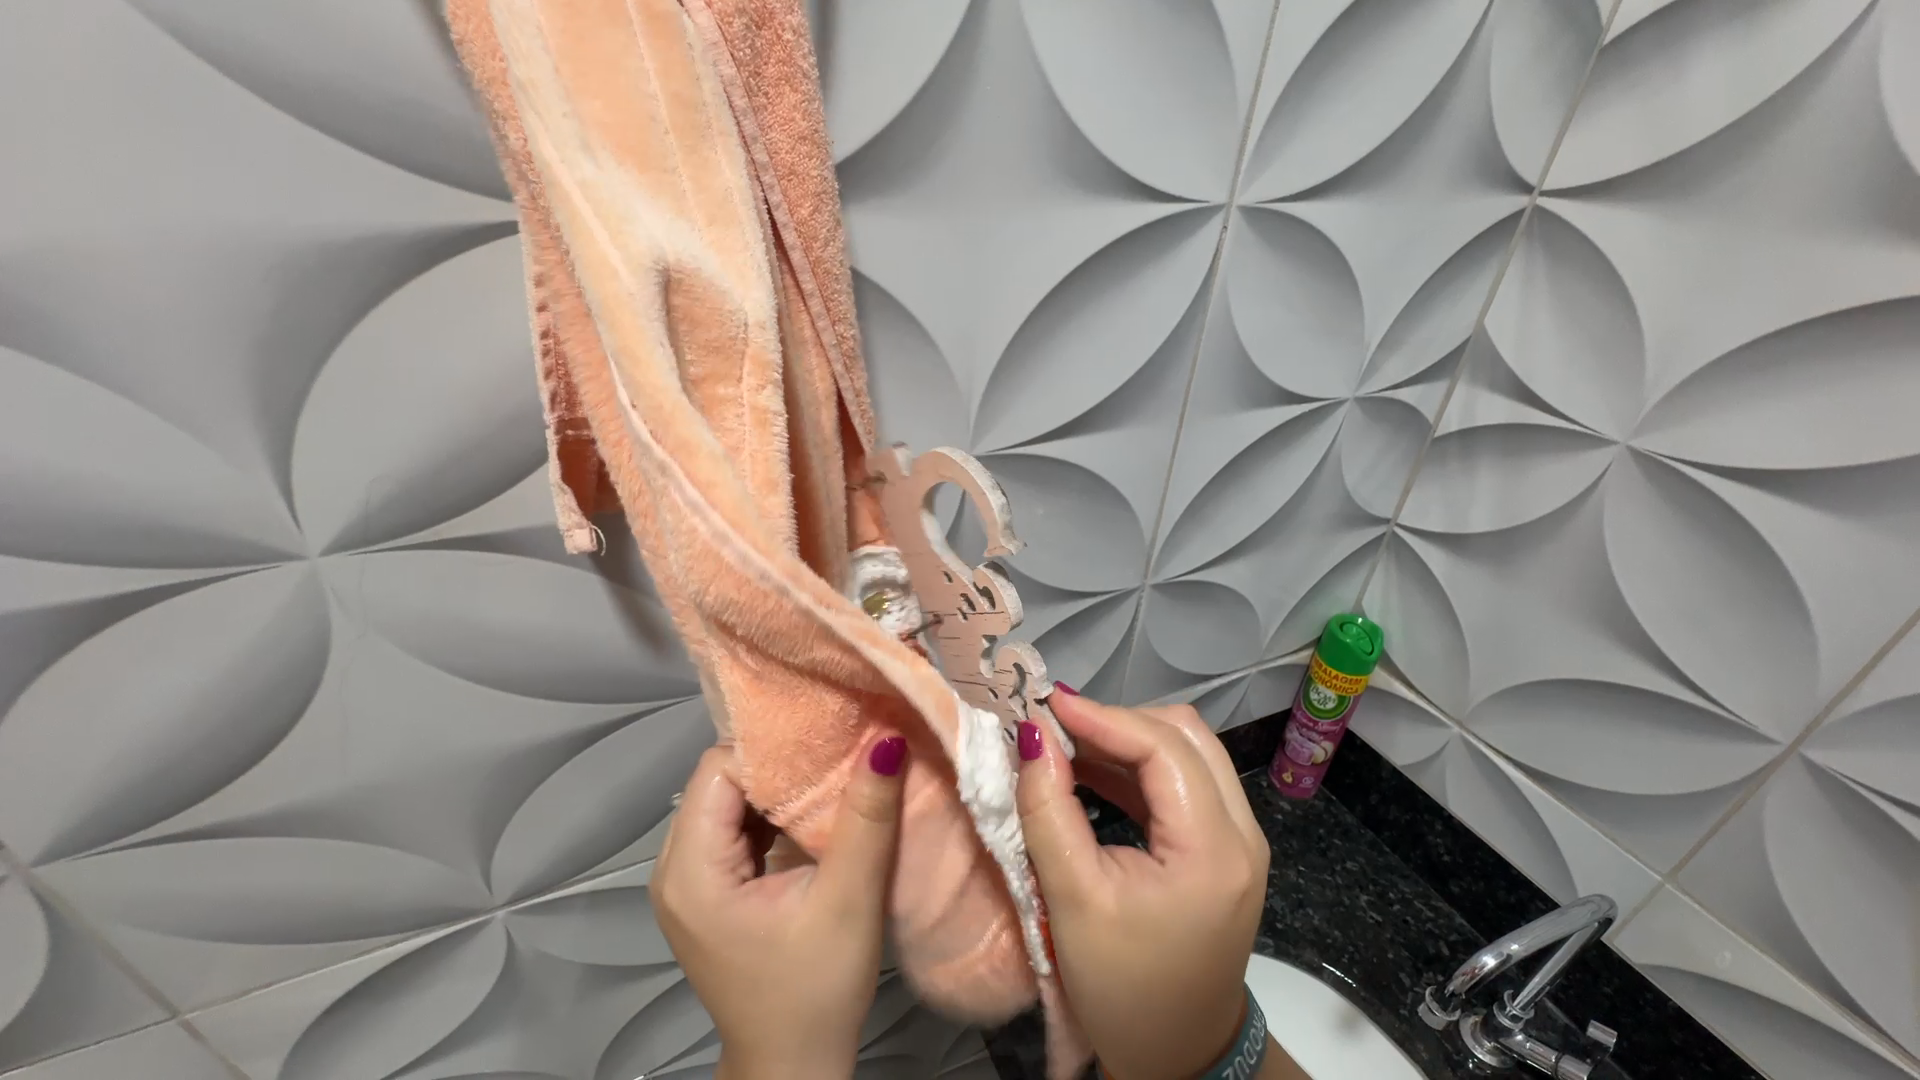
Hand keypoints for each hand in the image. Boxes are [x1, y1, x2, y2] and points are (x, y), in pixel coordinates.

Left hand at [655, 736, 908, 1079]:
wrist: (794, 1065)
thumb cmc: (818, 988)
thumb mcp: (850, 899)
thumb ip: (866, 816)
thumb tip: (886, 738)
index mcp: (692, 871)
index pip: (719, 770)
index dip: (772, 752)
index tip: (826, 746)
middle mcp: (673, 869)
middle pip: (719, 783)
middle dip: (778, 768)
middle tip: (835, 758)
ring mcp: (686, 883)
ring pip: (727, 803)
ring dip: (776, 791)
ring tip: (828, 783)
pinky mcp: (705, 893)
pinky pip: (731, 830)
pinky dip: (769, 817)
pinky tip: (809, 819)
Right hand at [1017, 694, 1278, 1079]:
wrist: (1178, 1055)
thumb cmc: (1122, 988)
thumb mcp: (1074, 900)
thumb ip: (1050, 811)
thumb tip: (1032, 738)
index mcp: (1215, 850)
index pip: (1165, 749)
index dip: (1104, 717)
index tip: (1046, 704)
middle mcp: (1242, 832)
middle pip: (1185, 737)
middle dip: (1117, 720)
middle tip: (1055, 726)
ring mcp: (1237, 838)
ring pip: (1186, 752)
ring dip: (1125, 740)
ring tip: (1063, 741)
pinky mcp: (1221, 847)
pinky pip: (1182, 782)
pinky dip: (1134, 767)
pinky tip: (1087, 769)